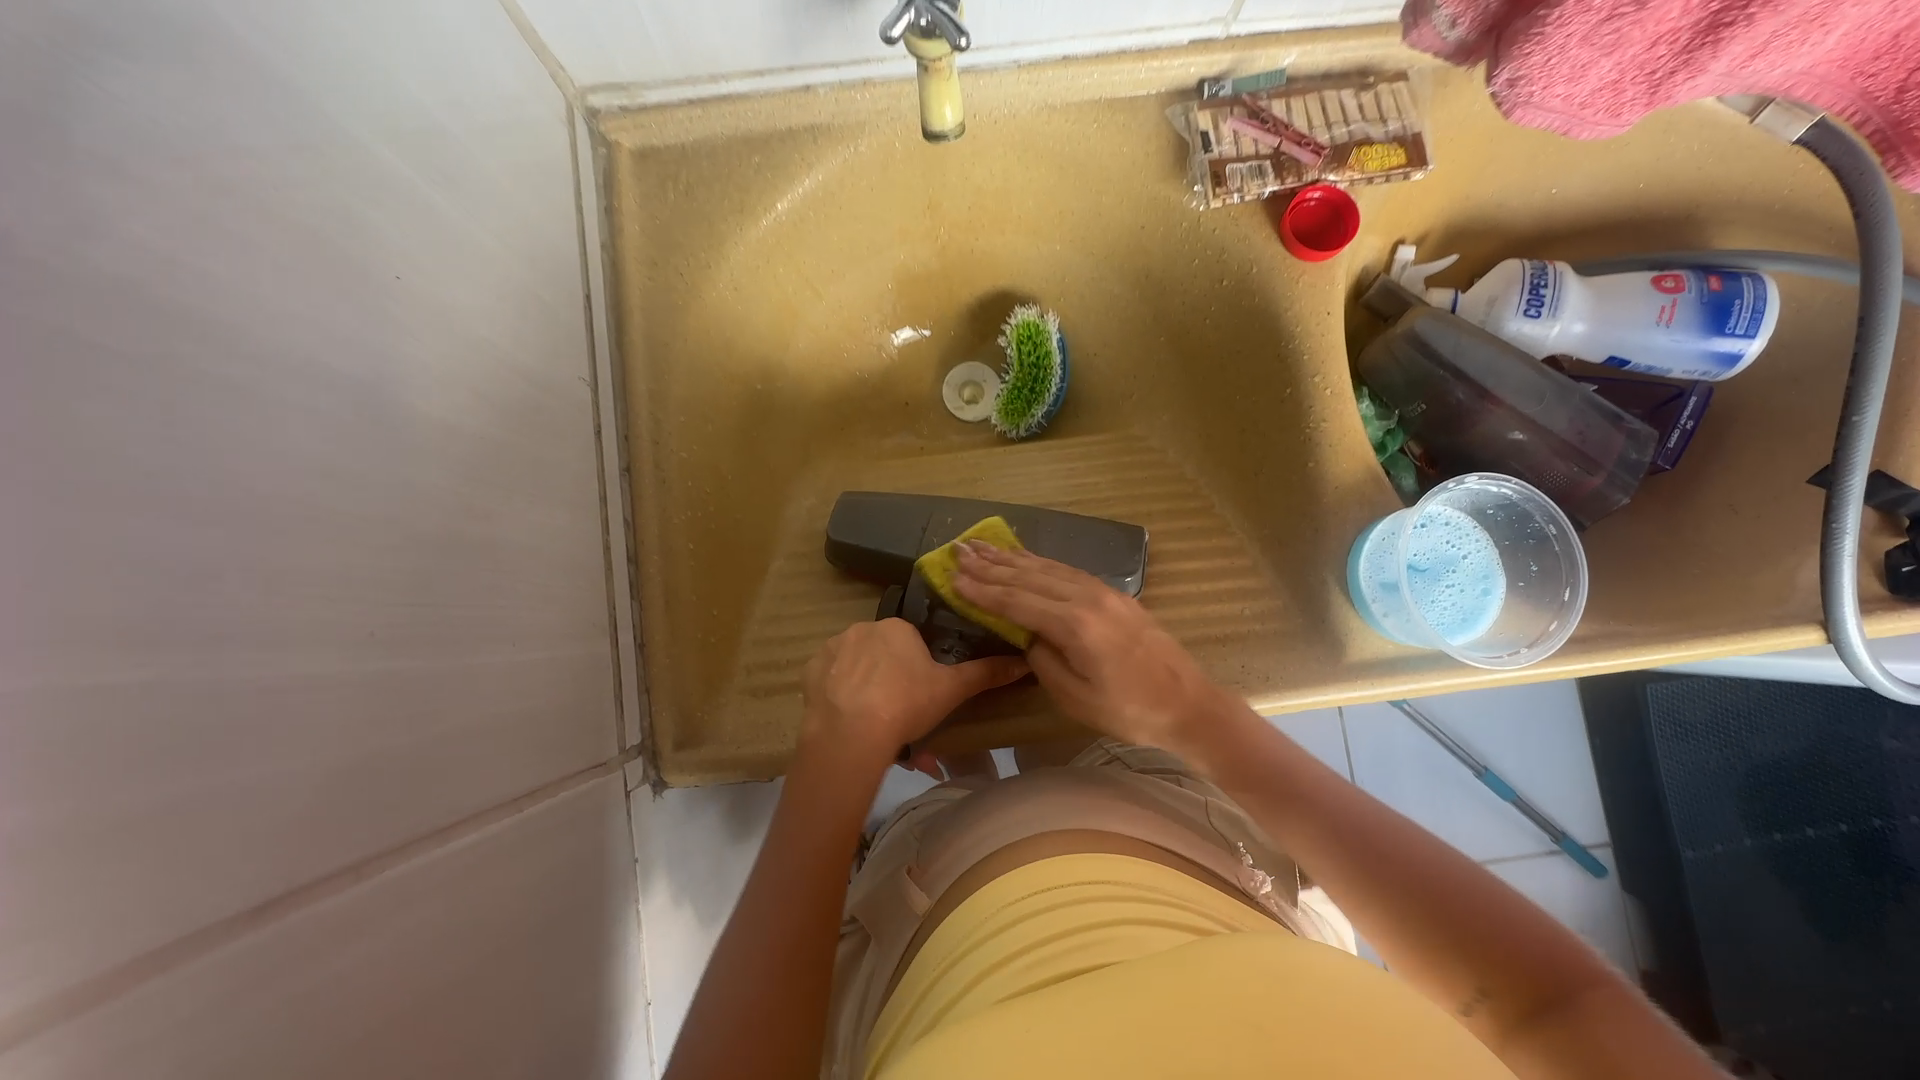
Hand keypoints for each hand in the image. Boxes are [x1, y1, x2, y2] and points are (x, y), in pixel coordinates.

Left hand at [801, 618, 1028, 765]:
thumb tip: (1024, 661)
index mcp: (897, 627)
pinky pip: (828, 679)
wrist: (850, 735)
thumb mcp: (952, 690)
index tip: (922, 694)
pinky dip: (838, 694)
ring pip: (854, 666)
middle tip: (901, 714)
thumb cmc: (906, 705)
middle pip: (882, 652)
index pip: (911, 640)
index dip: (918, 667)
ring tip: (874, 724)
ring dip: (864, 687)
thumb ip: (986, 673)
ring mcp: (832, 648)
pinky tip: (848, 718)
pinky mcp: (809, 671)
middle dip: (891, 679)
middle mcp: (862, 628)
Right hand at [952, 543, 1228, 751]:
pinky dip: (1042, 563)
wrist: (1189, 705)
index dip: (983, 590)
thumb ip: (1044, 662)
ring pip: (1050, 568)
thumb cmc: (1130, 711)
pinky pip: (1069, 572)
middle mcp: (1087, 599)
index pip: (1017, 602)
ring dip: (1013, 558)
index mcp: (1075, 626)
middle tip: (958, 550)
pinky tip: (1028, 559)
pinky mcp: (1116, 596)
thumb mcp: (1075, 698)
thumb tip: (1029, 637)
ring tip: (983, 547)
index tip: (953, 576)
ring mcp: (1105, 593)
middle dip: (991, 565)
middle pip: (1030, 577)